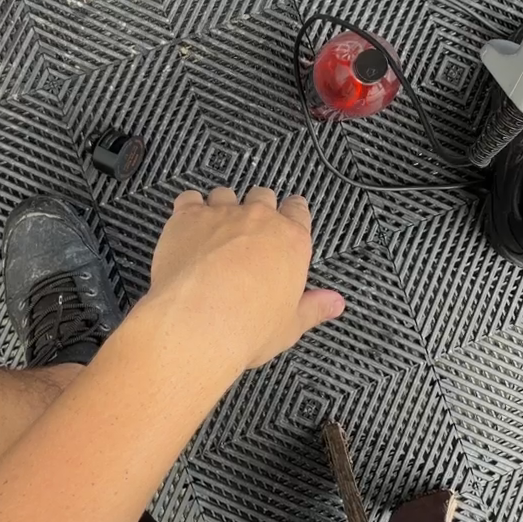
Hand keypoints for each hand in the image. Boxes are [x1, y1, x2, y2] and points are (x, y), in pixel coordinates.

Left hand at [138, 187, 344, 373]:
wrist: (198, 322)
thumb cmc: (247, 327)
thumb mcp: (290, 325)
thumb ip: (314, 307)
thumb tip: (335, 303)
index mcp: (290, 241)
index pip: (298, 210)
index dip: (292, 212)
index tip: (288, 217)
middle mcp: (259, 219)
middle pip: (263, 196)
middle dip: (258, 208)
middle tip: (251, 230)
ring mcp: (222, 214)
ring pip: (226, 194)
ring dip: (223, 206)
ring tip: (216, 229)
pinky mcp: (189, 217)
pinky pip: (190, 198)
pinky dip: (189, 207)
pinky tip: (187, 224)